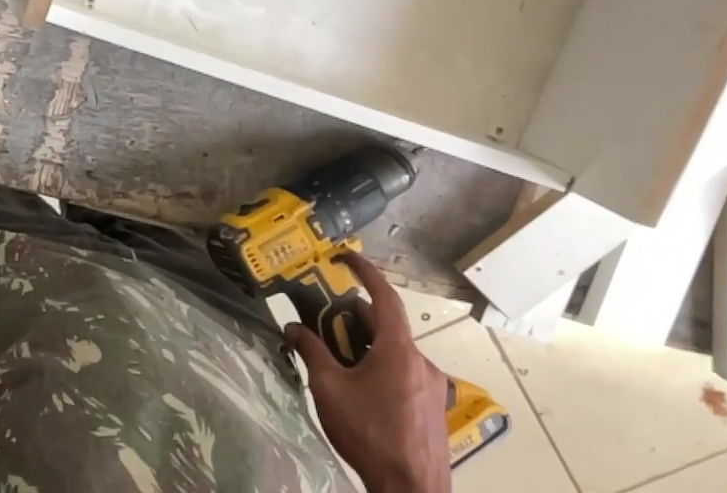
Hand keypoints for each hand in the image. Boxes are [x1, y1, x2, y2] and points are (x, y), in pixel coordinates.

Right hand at [285, 253, 452, 492]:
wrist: (411, 490)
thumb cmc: (369, 433)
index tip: (346, 257)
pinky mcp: (434, 410)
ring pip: (395, 353)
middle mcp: (422, 363)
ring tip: (338, 361)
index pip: (385, 299)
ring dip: (367, 348)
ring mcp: (432, 388)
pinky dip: (381, 368)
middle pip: (387, 327)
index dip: (366, 273)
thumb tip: (292, 328)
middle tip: (325, 322)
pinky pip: (405, 375)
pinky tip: (360, 389)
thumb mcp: (329, 388)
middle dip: (355, 319)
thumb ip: (311, 351)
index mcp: (399, 351)